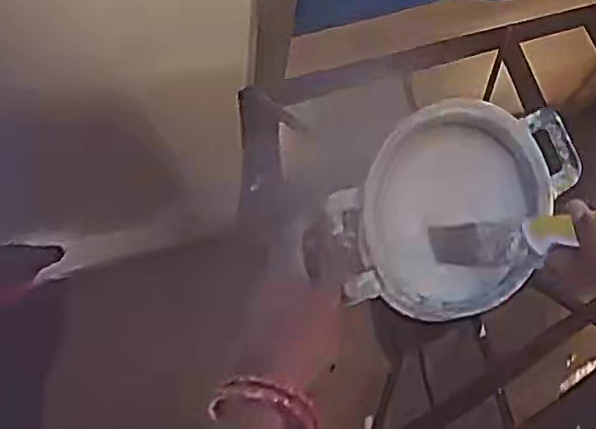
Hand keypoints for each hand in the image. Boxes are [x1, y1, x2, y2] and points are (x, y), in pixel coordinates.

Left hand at [231, 216, 346, 388]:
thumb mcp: (329, 296)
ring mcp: (257, 297)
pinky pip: (280, 289)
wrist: (268, 387)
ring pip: (284, 268)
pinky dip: (295, 285)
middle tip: (333, 238)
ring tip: (325, 267)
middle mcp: (266, 273)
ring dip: (302, 264)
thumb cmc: (304, 335)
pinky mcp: (256, 320)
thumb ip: (333, 263)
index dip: (312, 214)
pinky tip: (309, 294)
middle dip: (309, 241)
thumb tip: (338, 235)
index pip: (296, 225)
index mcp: (283, 261)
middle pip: (288, 246)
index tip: (329, 208)